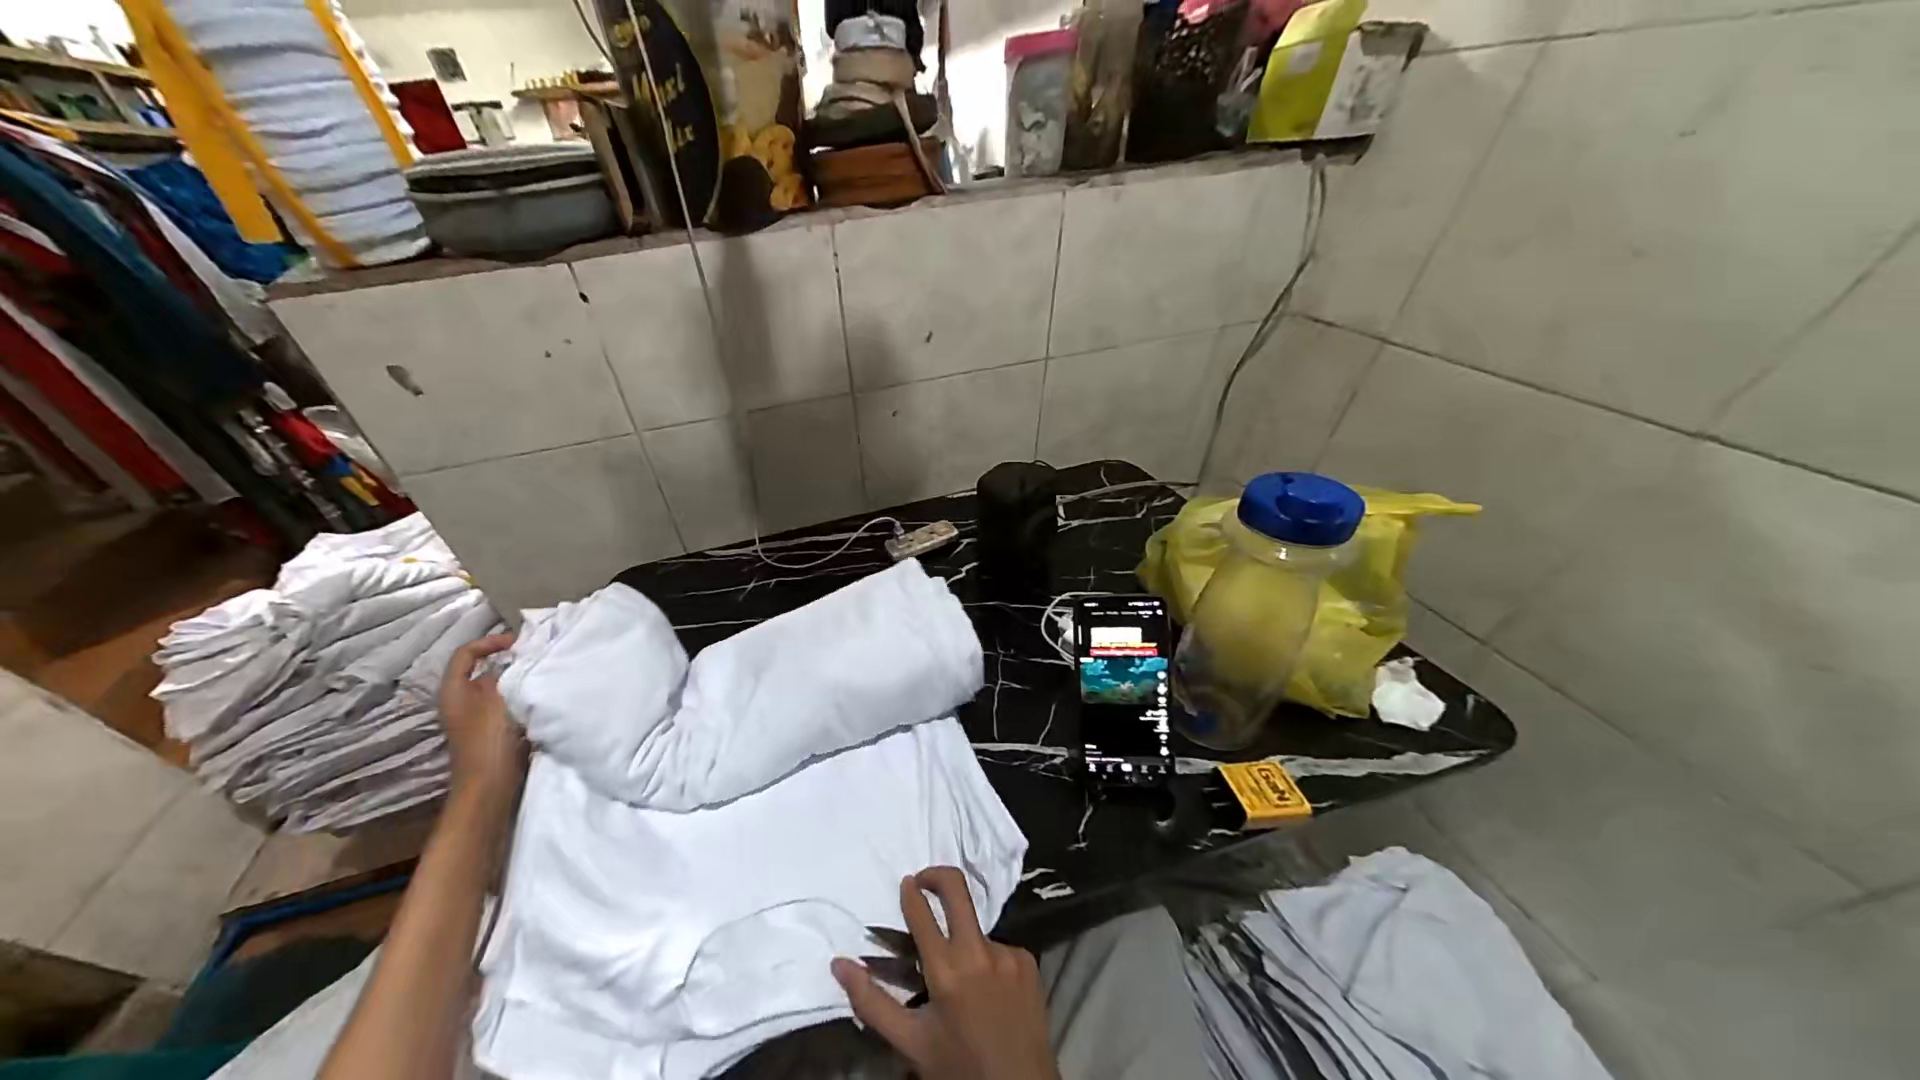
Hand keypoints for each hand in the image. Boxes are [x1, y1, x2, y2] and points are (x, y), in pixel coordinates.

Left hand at [438, 633, 524, 808]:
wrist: (490, 785)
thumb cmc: (489, 740)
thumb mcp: (496, 699)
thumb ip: (504, 675)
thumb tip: (514, 661)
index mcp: (454, 691)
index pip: (466, 653)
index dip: (490, 642)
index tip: (519, 642)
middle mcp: (462, 701)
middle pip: (484, 669)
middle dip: (509, 659)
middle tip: (535, 654)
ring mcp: (477, 717)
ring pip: (499, 686)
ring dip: (519, 678)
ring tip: (542, 672)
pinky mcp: (493, 730)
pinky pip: (509, 702)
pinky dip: (523, 695)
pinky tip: (541, 697)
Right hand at [832, 867, 1059, 1079]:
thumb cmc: (959, 1067)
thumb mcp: (910, 1042)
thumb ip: (871, 1002)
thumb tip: (839, 963)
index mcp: (946, 971)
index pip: (922, 913)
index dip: (910, 893)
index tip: (906, 883)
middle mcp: (979, 952)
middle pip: (957, 889)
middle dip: (937, 875)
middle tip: (924, 880)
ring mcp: (1008, 953)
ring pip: (976, 930)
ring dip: (964, 942)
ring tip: (963, 984)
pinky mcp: (1028, 961)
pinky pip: (999, 949)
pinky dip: (988, 961)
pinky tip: (988, 993)